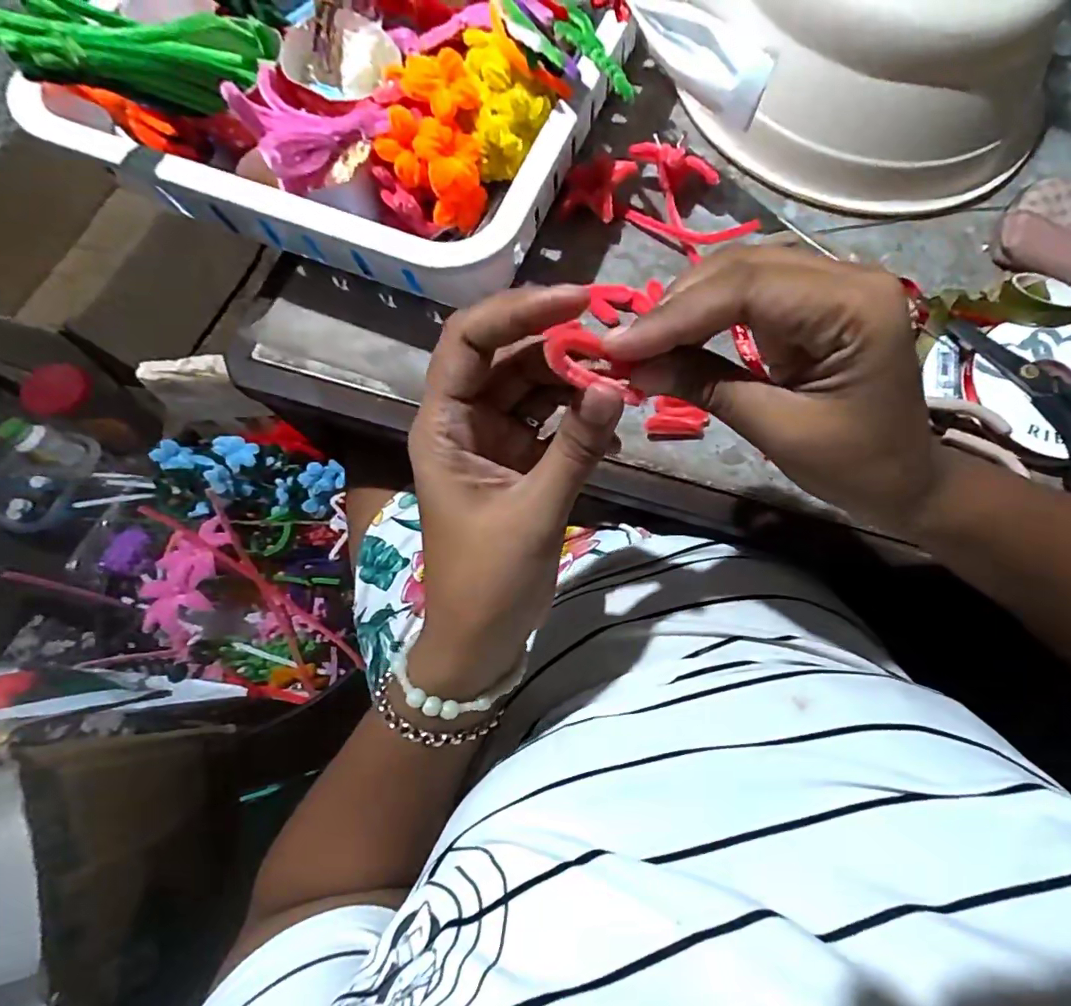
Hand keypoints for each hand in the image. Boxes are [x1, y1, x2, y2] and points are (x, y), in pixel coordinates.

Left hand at [409, 286, 623, 696]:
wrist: (483, 639)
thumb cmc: (489, 580)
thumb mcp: (535, 511)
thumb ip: (575, 448)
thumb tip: (615, 387)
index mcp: (445, 426)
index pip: (470, 342)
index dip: (519, 313)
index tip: (578, 300)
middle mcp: (467, 423)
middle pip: (511, 360)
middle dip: (562, 347)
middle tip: (620, 343)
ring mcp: (498, 443)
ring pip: (537, 390)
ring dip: (578, 383)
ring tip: (625, 382)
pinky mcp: (524, 465)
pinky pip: (555, 426)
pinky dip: (583, 422)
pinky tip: (612, 433)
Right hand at [606, 247, 939, 526]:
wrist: (908, 482)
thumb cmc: (858, 467)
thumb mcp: (780, 430)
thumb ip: (708, 388)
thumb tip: (633, 365)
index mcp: (856, 305)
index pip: (750, 287)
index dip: (677, 314)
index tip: (620, 345)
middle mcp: (850, 276)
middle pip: (744, 268)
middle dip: (678, 306)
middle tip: (624, 345)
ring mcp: (836, 285)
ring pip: (745, 274)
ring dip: (690, 306)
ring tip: (644, 342)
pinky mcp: (820, 304)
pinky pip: (757, 295)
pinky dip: (712, 315)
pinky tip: (678, 335)